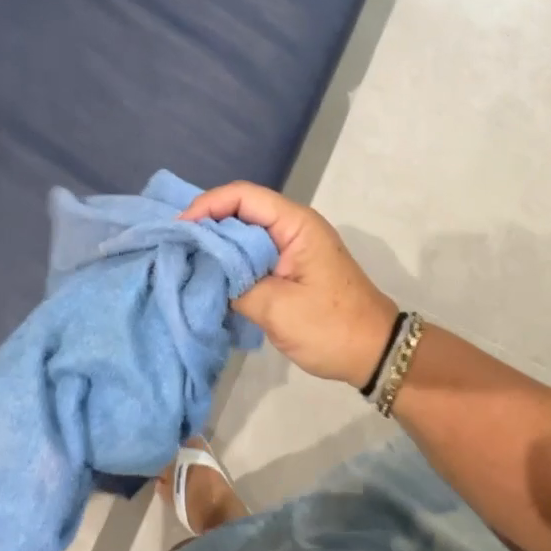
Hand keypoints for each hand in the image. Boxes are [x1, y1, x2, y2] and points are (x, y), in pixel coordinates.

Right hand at [182, 182, 397, 387]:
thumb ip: (236, 284)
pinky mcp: (289, 268)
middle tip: (174, 246)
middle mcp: (292, 227)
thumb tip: (203, 271)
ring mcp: (292, 248)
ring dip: (217, 245)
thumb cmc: (331, 327)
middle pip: (241, 211)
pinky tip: (209, 278)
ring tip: (185, 261)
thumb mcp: (278, 308)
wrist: (375, 354)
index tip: (179, 230)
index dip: (207, 205)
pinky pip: (253, 254)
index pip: (243, 196)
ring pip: (245, 233)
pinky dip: (230, 262)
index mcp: (295, 224)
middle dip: (206, 224)